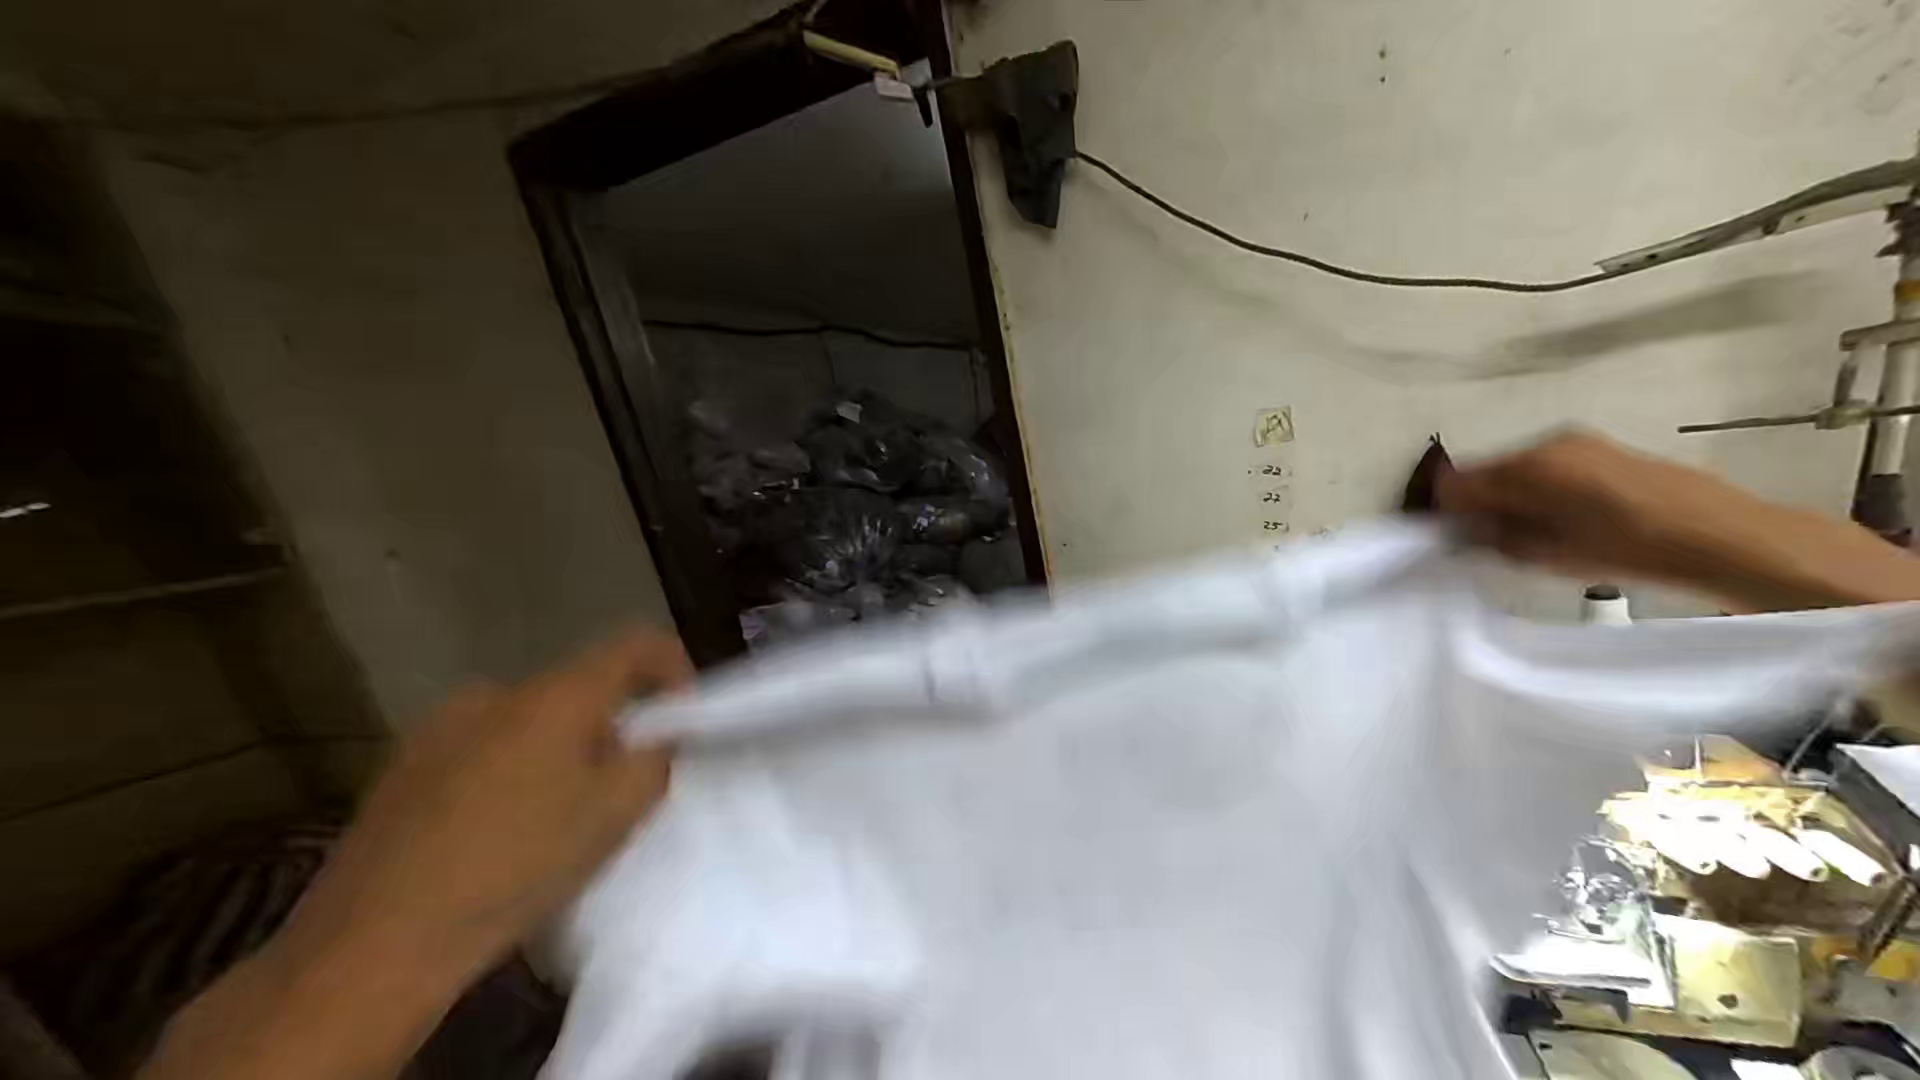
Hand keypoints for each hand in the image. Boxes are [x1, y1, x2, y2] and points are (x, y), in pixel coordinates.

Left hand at [286, 630, 690, 981]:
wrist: (372, 945)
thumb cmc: (517, 865)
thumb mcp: (615, 814)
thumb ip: (654, 760)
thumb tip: (654, 739)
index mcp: (557, 695)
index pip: (636, 644)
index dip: (673, 667)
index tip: (681, 717)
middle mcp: (499, 692)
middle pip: (582, 685)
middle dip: (613, 722)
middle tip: (619, 780)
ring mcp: (442, 724)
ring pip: (532, 718)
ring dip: (560, 746)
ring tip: (556, 811)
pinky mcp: (404, 763)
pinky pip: (486, 744)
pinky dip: (513, 766)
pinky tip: (499, 827)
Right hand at [1435, 431, 1919, 610]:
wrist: (1725, 538)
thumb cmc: (1625, 548)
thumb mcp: (1542, 553)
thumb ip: (1489, 537)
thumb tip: (1459, 531)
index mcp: (1526, 465)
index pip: (1455, 481)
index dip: (1444, 510)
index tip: (1447, 537)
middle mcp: (1545, 444)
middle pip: (1485, 471)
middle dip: (1477, 502)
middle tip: (1485, 538)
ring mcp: (1576, 443)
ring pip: (1516, 470)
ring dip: (1508, 497)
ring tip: (1525, 531)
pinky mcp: (1601, 450)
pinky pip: (1545, 468)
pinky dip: (1536, 490)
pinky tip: (1557, 518)